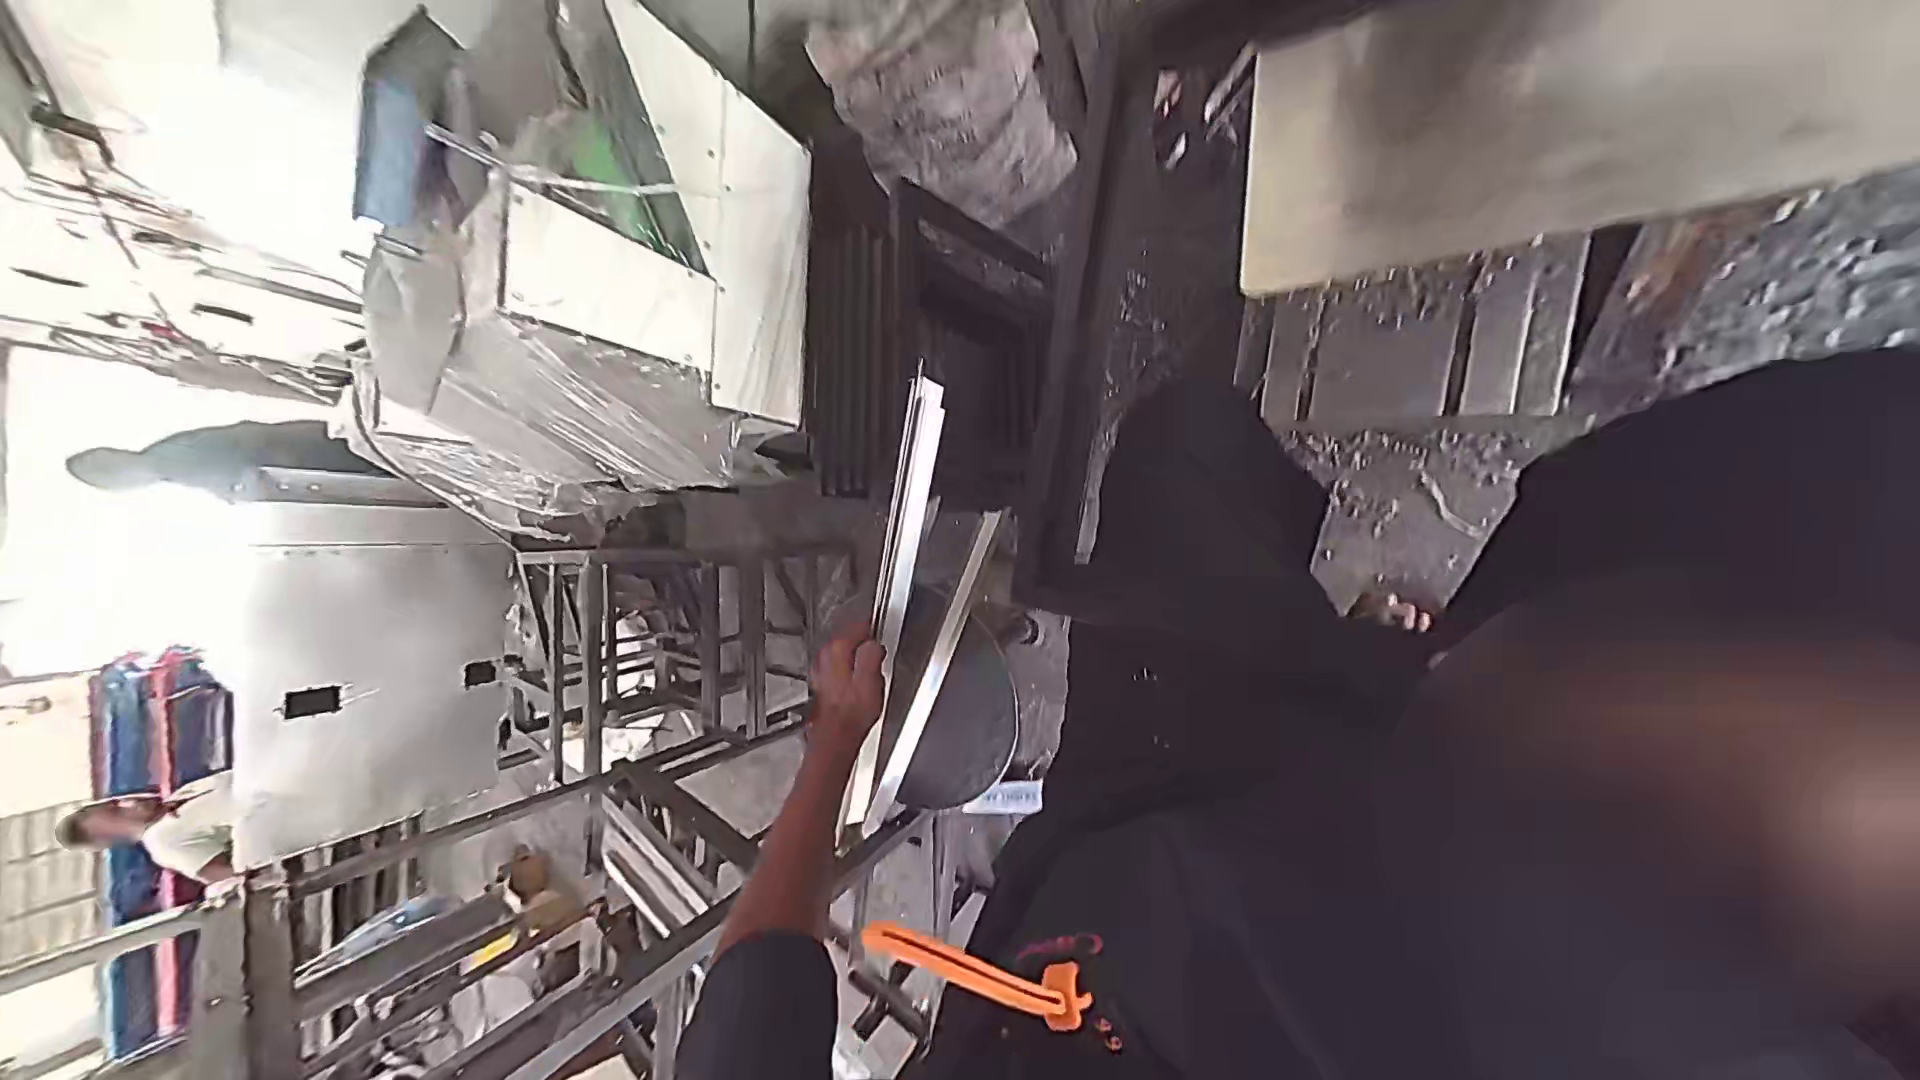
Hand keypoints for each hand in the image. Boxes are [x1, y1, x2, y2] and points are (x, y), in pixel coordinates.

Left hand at [810, 624, 885, 753]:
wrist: (837, 737)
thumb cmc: (853, 712)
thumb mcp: (872, 679)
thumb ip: (873, 654)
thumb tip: (875, 644)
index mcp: (838, 650)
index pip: (859, 625)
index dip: (875, 628)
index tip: (884, 633)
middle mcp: (826, 656)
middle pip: (850, 637)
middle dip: (867, 644)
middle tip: (881, 655)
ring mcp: (822, 669)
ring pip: (845, 652)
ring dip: (859, 657)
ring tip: (873, 671)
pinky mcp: (823, 682)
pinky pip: (841, 667)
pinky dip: (852, 670)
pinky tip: (860, 683)